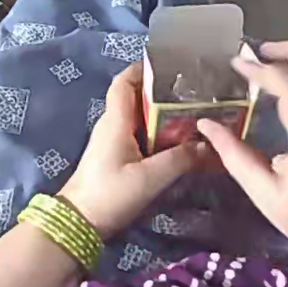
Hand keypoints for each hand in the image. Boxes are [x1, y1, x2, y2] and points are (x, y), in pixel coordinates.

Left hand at [59, 64, 204, 237]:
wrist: (79, 223)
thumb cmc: (110, 194)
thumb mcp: (149, 178)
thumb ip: (180, 159)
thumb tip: (208, 145)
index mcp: (115, 121)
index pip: (124, 82)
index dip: (142, 68)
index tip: (169, 64)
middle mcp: (112, 125)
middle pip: (135, 98)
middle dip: (161, 92)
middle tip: (193, 91)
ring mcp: (112, 141)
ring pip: (138, 118)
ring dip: (161, 115)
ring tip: (192, 113)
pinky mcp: (115, 158)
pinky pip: (138, 136)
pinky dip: (156, 133)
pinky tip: (177, 141)